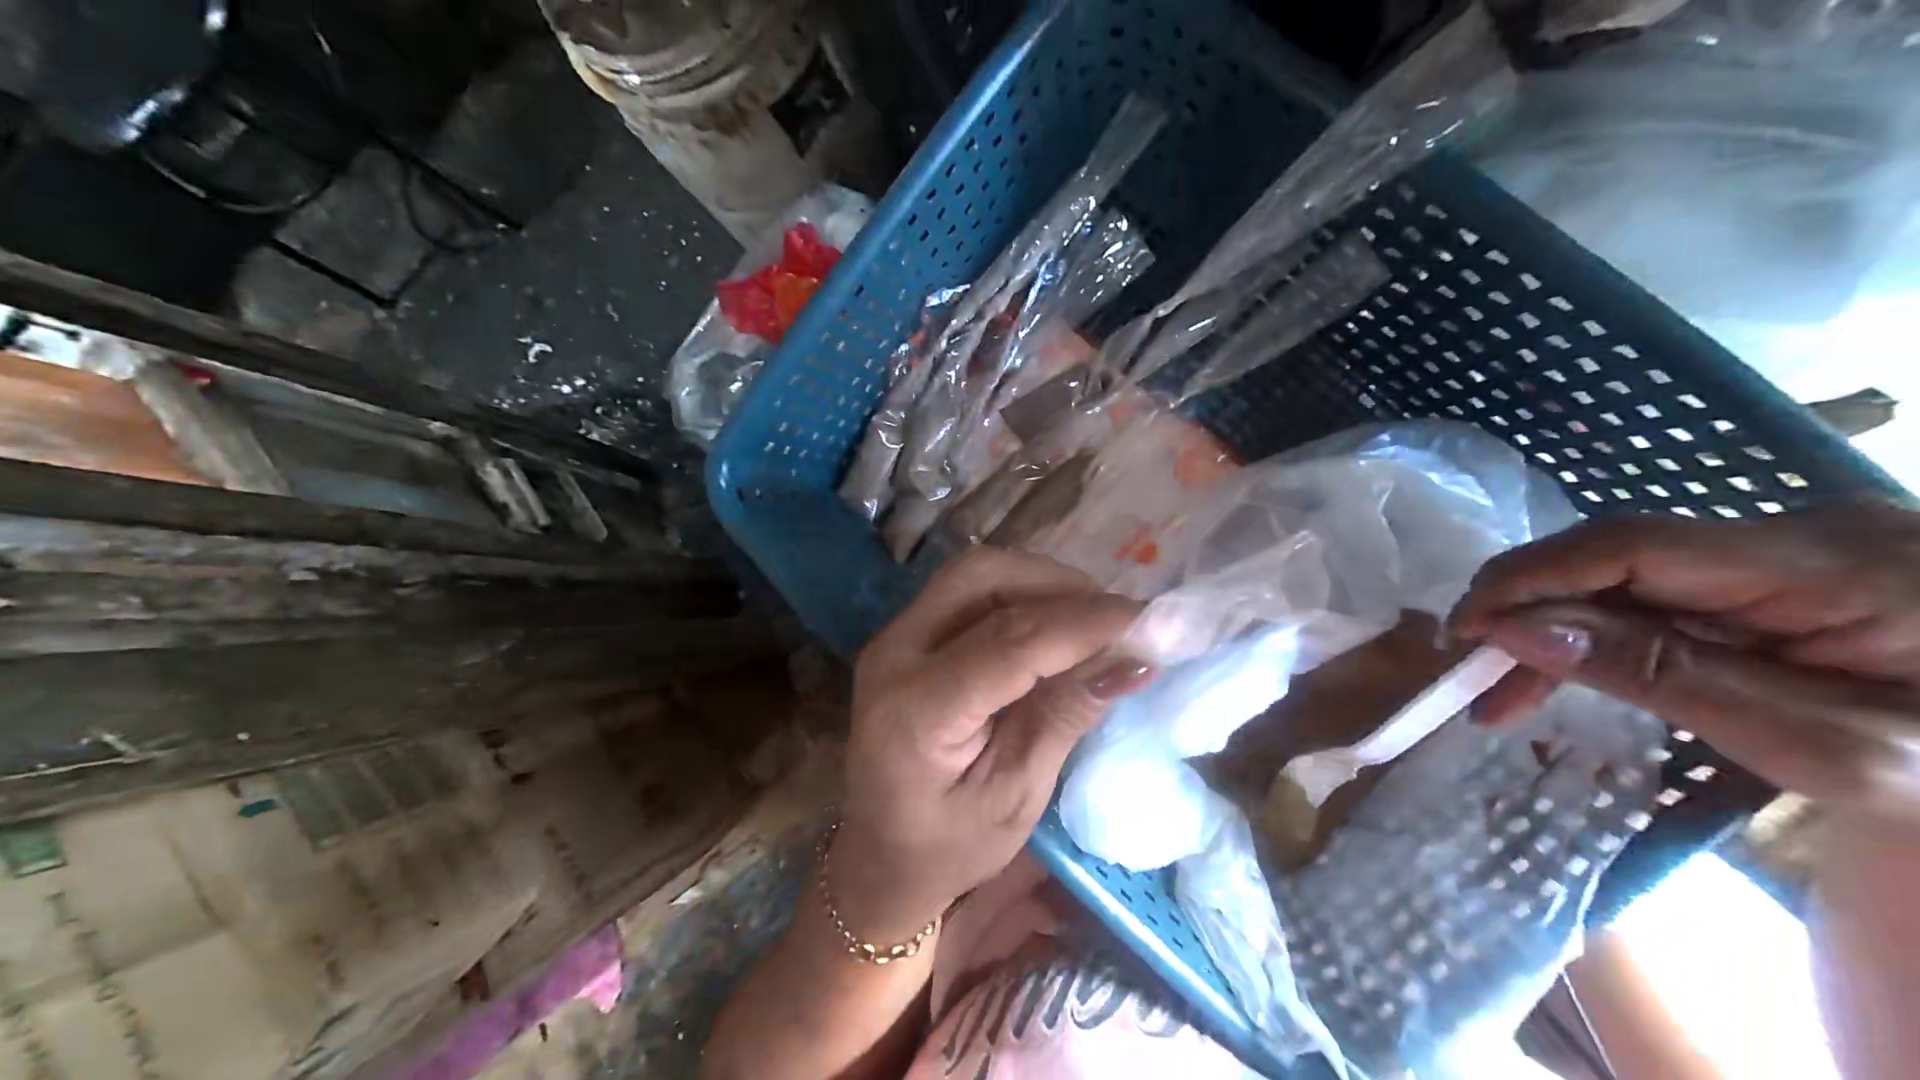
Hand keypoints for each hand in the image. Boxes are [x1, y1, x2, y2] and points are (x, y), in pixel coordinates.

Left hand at [833, 547, 1148, 942]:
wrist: (880, 854)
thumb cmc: (947, 846)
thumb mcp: (1015, 798)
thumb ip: (1064, 718)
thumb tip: (1133, 660)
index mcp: (916, 711)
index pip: (1009, 643)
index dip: (1084, 624)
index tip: (1150, 621)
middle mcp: (892, 655)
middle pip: (982, 580)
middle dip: (1059, 585)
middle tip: (1116, 618)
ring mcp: (892, 638)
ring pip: (974, 573)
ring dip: (1039, 581)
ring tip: (1090, 618)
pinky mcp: (903, 635)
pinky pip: (965, 590)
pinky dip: (1017, 591)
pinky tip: (1052, 620)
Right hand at [1451, 503, 1919, 824]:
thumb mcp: (1818, 748)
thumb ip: (1661, 677)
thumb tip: (1517, 629)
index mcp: (1830, 564)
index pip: (1632, 546)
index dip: (1529, 579)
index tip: (1462, 631)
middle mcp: (1793, 531)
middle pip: (1611, 557)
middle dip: (1526, 612)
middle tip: (1470, 674)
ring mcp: (1776, 547)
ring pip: (1615, 576)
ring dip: (1549, 630)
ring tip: (1499, 693)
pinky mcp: (1758, 571)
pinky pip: (1644, 592)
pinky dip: (1591, 634)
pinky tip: (1558, 669)